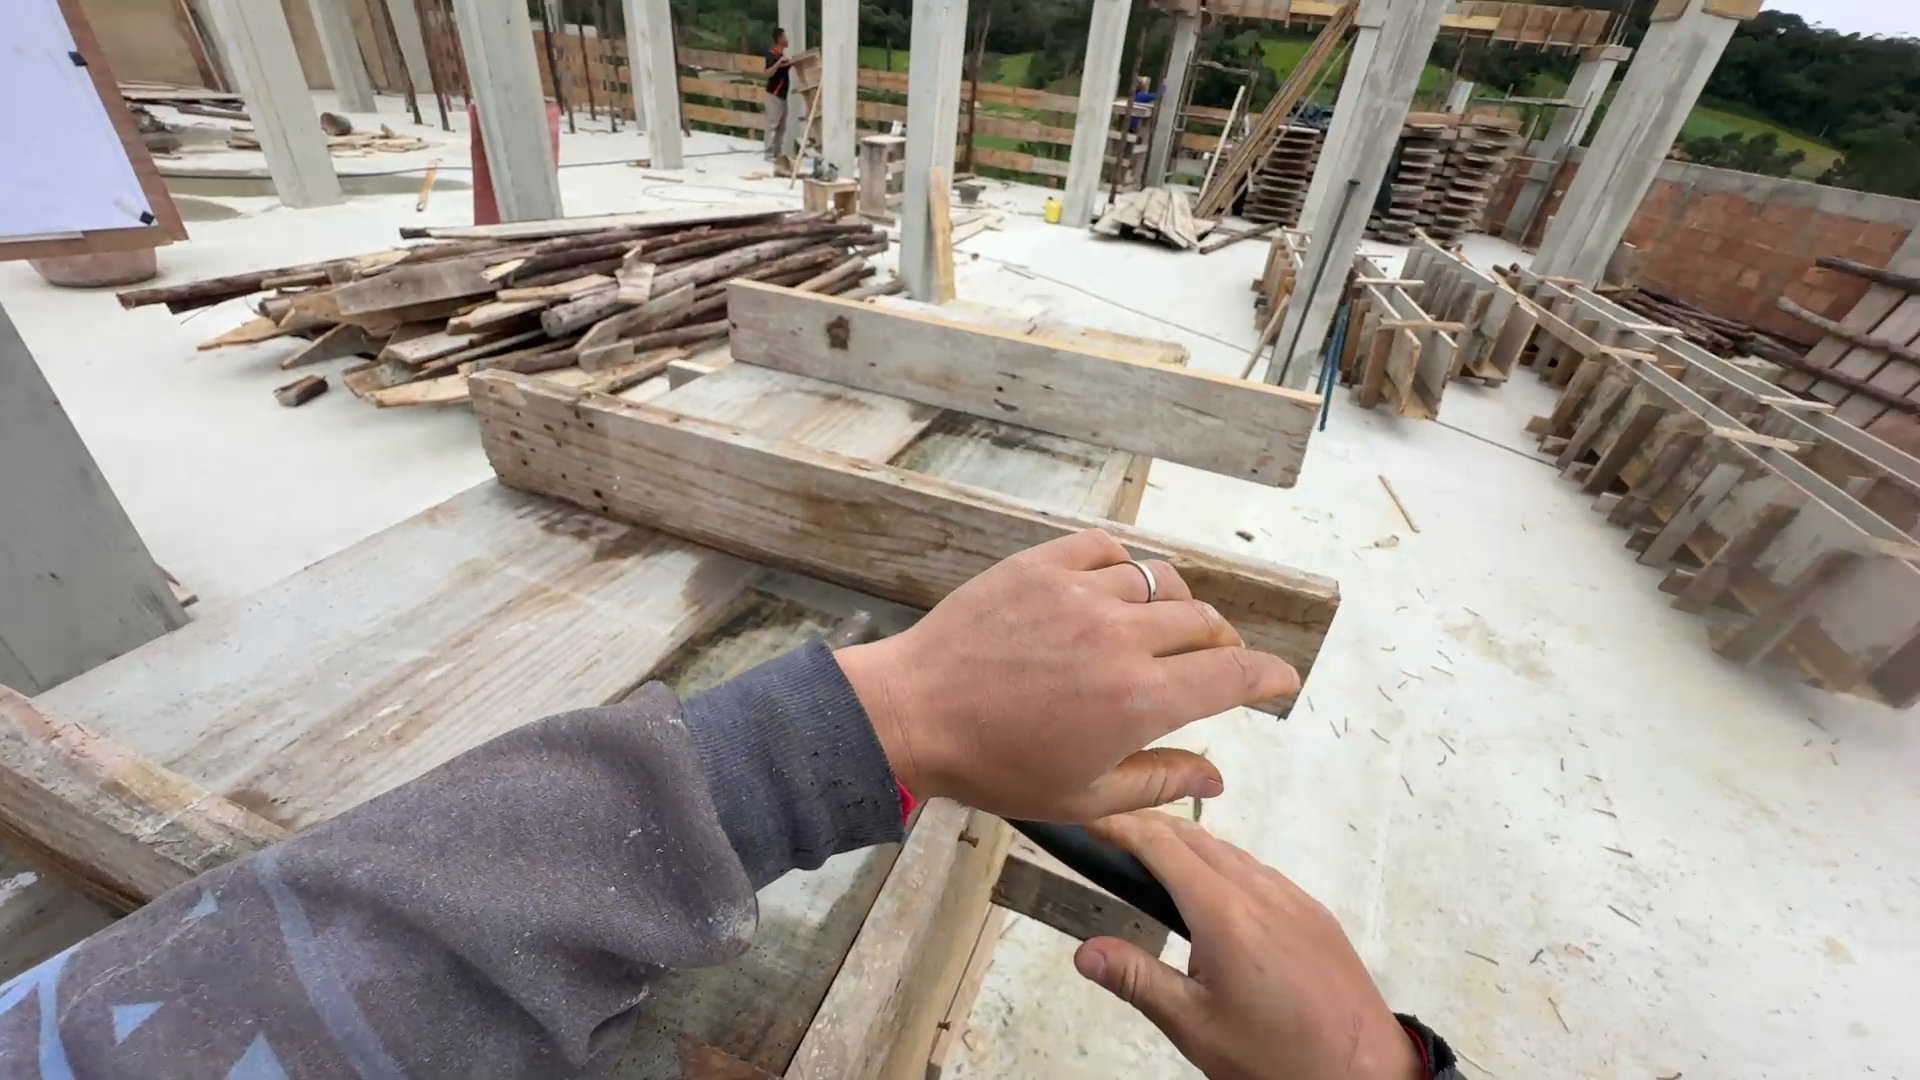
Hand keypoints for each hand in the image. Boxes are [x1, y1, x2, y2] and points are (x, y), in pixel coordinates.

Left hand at [834, 529, 1297, 821]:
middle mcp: (1121, 636)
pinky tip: (1113, 588)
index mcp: (1139, 699)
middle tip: (1211, 661)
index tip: (1280, 679)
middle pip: (1204, 623)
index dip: (1268, 676)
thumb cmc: (995, 765)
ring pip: (1162, 580)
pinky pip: (1105, 547)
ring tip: (1162, 625)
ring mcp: (1080, 591)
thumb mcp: (1082, 797)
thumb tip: (1216, 776)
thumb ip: (1158, 783)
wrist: (914, 712)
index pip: (1234, 675)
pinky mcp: (1041, 564)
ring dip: (1177, 605)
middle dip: (1221, 645)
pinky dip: (1124, 565)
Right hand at [1074, 811, 1420, 1079]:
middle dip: (1147, 825)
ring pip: (1225, 848)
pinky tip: (1212, 890)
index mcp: (1221, 911)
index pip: (1160, 844)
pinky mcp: (1312, 909)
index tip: (1090, 818)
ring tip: (1152, 860)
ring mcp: (1290, 894)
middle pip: (1191, 834)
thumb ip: (1136, 979)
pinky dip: (1220, 861)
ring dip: (1184, 841)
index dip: (1121, 824)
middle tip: (1110, 835)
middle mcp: (1256, 888)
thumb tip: (1083, 950)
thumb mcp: (1195, 1028)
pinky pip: (1255, 868)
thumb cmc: (1274, 1058)